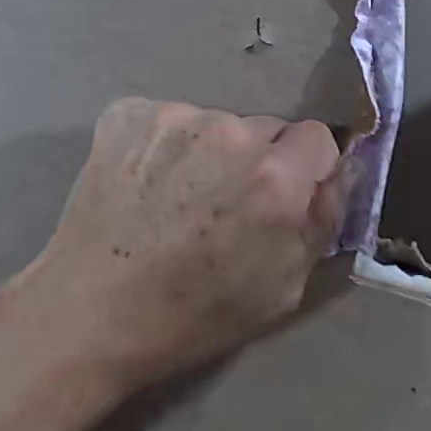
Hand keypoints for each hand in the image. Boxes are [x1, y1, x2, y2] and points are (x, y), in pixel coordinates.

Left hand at [6, 99, 349, 392]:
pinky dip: (168, 144)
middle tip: (227, 204)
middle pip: (268, 127)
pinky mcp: (129, 113)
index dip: (306, 169)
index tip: (283, 197)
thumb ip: (324, 218)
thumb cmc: (195, 313)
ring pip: (220, 122)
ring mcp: (175, 117)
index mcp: (275, 177)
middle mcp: (231, 133)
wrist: (86, 316)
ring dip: (214, 151)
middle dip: (261, 159)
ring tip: (181, 198)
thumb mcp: (285, 286)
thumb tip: (344, 168)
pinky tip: (147, 184)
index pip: (319, 135)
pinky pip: (173, 119)